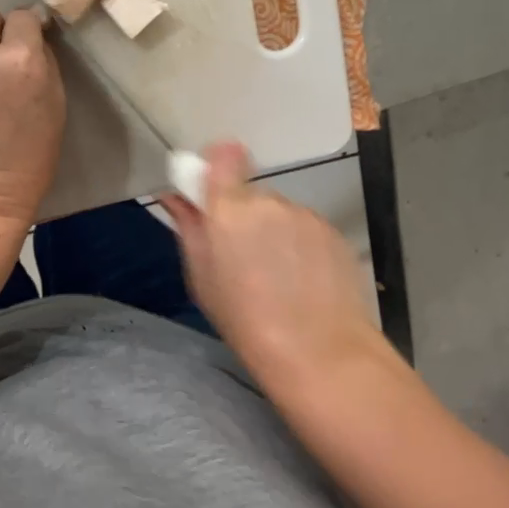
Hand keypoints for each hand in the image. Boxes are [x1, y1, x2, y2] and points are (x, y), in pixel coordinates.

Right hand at [160, 143, 383, 370]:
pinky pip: (305, 229)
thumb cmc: (244, 318)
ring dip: (272, 232)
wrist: (318, 349)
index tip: (210, 190)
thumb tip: (174, 198)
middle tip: (240, 257)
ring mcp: (306, 216)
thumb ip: (189, 229)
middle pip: (250, 195)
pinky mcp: (334, 232)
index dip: (216, 166)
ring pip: (279, 213)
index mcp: (229, 210)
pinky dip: (299, 246)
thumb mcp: (201, 278)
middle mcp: (269, 202)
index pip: (223, 157)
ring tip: (275, 277)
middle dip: (242, 216)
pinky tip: (301, 281)